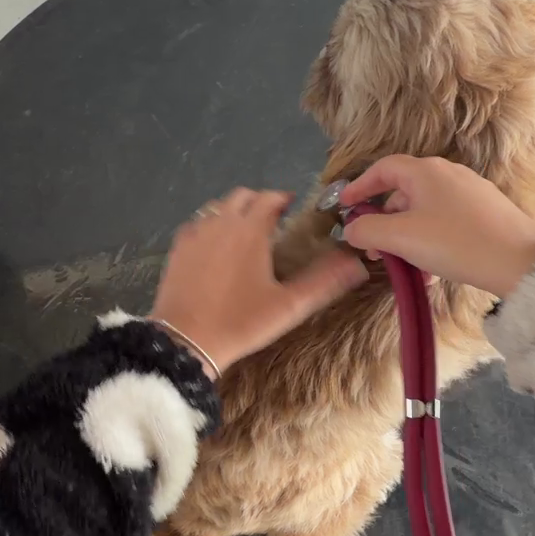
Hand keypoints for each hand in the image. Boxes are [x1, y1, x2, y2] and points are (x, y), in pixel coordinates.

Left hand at [150, 189, 366, 376]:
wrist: (187, 340)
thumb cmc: (241, 321)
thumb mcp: (289, 306)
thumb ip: (324, 282)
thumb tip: (357, 265)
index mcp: (251, 229)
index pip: (270, 197)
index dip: (283, 200)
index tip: (292, 210)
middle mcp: (222, 221)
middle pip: (242, 196)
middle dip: (258, 202)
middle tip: (271, 221)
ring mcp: (196, 233)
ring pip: (217, 207)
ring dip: (233, 212)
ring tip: (244, 233)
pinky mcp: (177, 247)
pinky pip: (197, 224)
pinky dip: (210, 226)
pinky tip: (215, 248)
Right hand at [339, 156, 534, 297]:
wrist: (519, 262)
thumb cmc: (454, 243)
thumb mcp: (401, 238)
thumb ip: (367, 230)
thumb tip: (351, 228)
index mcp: (425, 172)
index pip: (383, 169)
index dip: (359, 186)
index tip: (344, 206)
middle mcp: (448, 174)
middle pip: (403, 193)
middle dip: (383, 222)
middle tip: (374, 251)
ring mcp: (470, 193)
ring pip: (424, 212)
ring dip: (406, 238)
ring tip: (403, 268)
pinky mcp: (486, 213)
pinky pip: (445, 223)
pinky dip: (429, 242)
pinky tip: (431, 272)